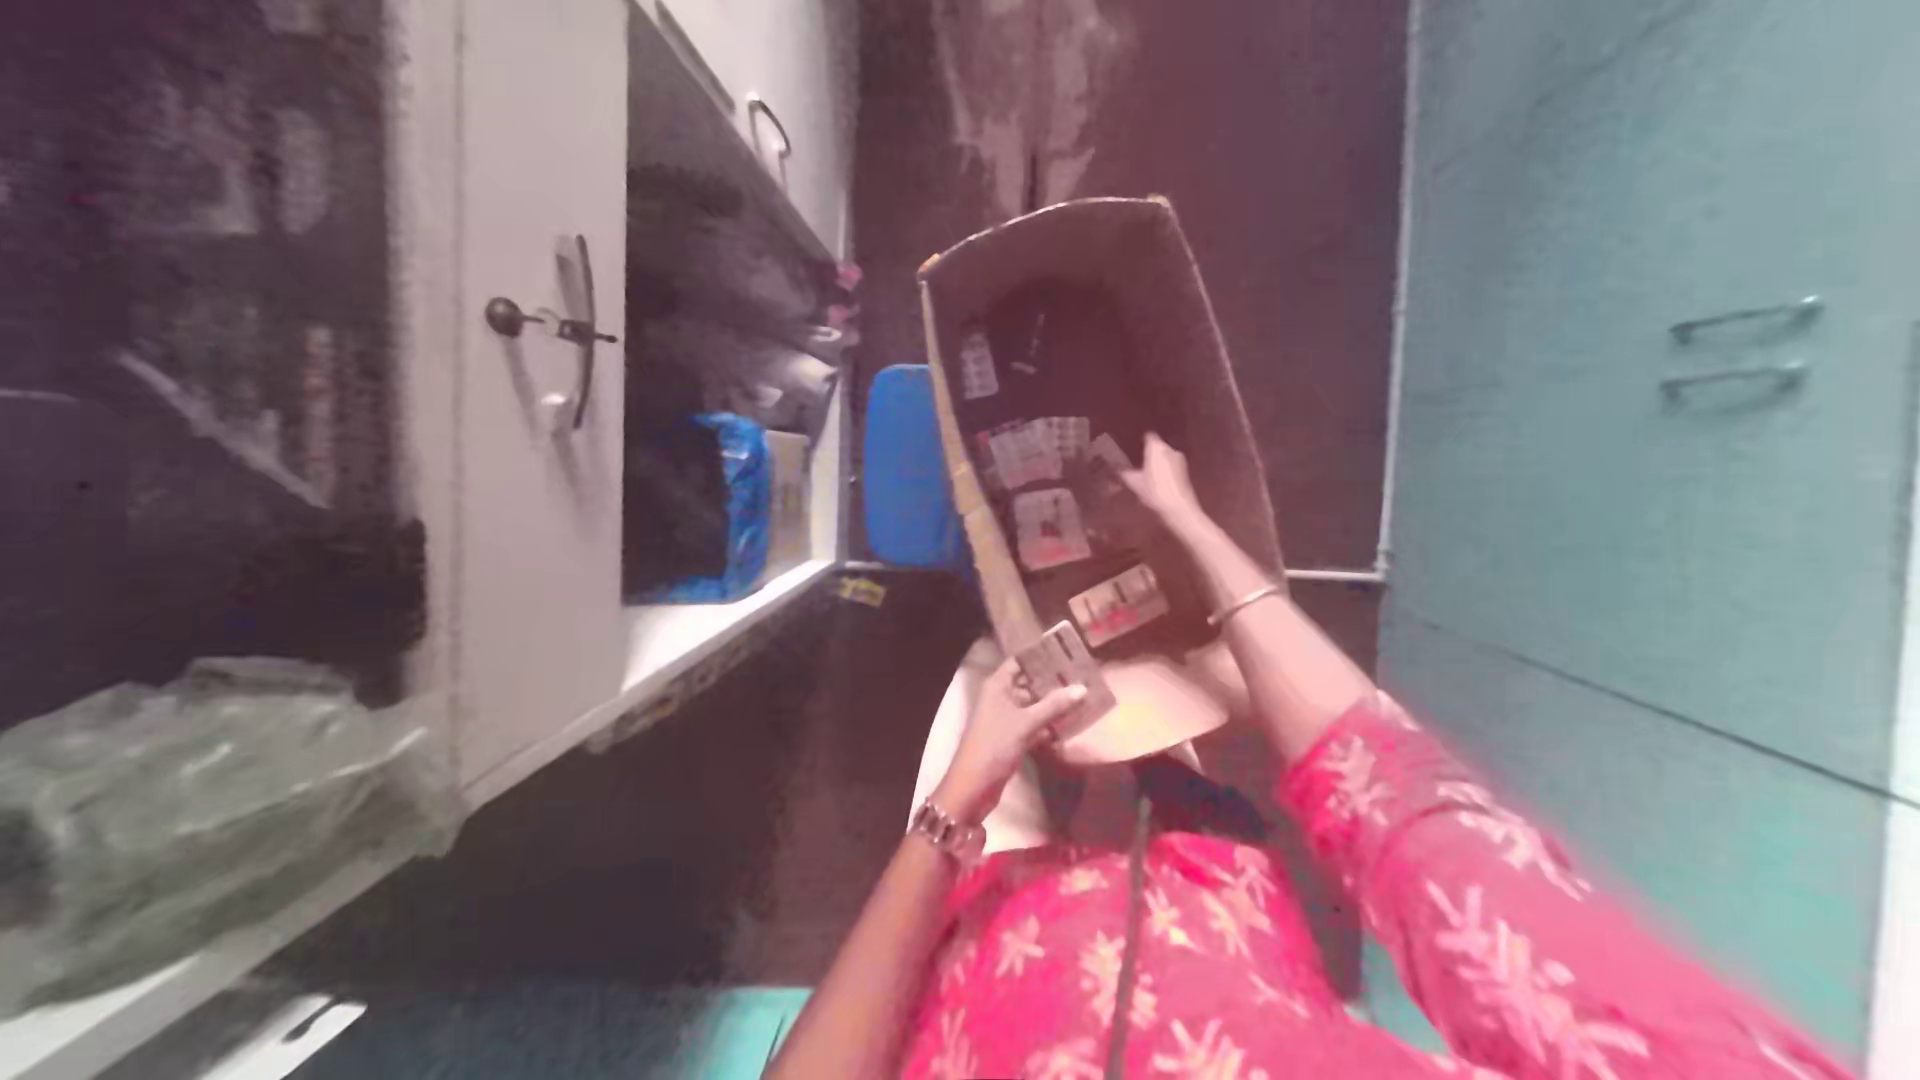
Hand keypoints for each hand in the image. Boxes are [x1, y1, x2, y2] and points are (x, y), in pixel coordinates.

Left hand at [931, 658, 1086, 822]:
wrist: (973, 785)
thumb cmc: (995, 745)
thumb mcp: (1026, 723)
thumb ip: (1053, 705)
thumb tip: (1082, 688)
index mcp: (997, 686)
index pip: (1019, 662)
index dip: (1039, 656)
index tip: (1065, 652)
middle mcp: (1000, 697)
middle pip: (1029, 683)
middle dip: (1053, 681)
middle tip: (1082, 675)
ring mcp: (1005, 718)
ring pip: (1033, 705)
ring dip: (1053, 703)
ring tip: (1083, 696)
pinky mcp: (1011, 737)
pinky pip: (1034, 723)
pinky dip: (1049, 723)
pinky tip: (1071, 722)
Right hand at [1120, 433, 1209, 536]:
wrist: (1178, 509)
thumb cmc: (1154, 492)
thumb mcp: (1133, 483)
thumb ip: (1123, 472)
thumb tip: (1113, 466)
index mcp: (1156, 447)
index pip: (1148, 436)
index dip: (1139, 440)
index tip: (1131, 446)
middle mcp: (1169, 449)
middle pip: (1156, 446)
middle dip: (1146, 452)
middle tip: (1134, 462)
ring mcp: (1179, 459)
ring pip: (1163, 456)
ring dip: (1155, 461)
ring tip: (1143, 472)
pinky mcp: (1184, 471)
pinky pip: (1170, 464)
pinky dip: (1163, 469)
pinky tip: (1155, 481)